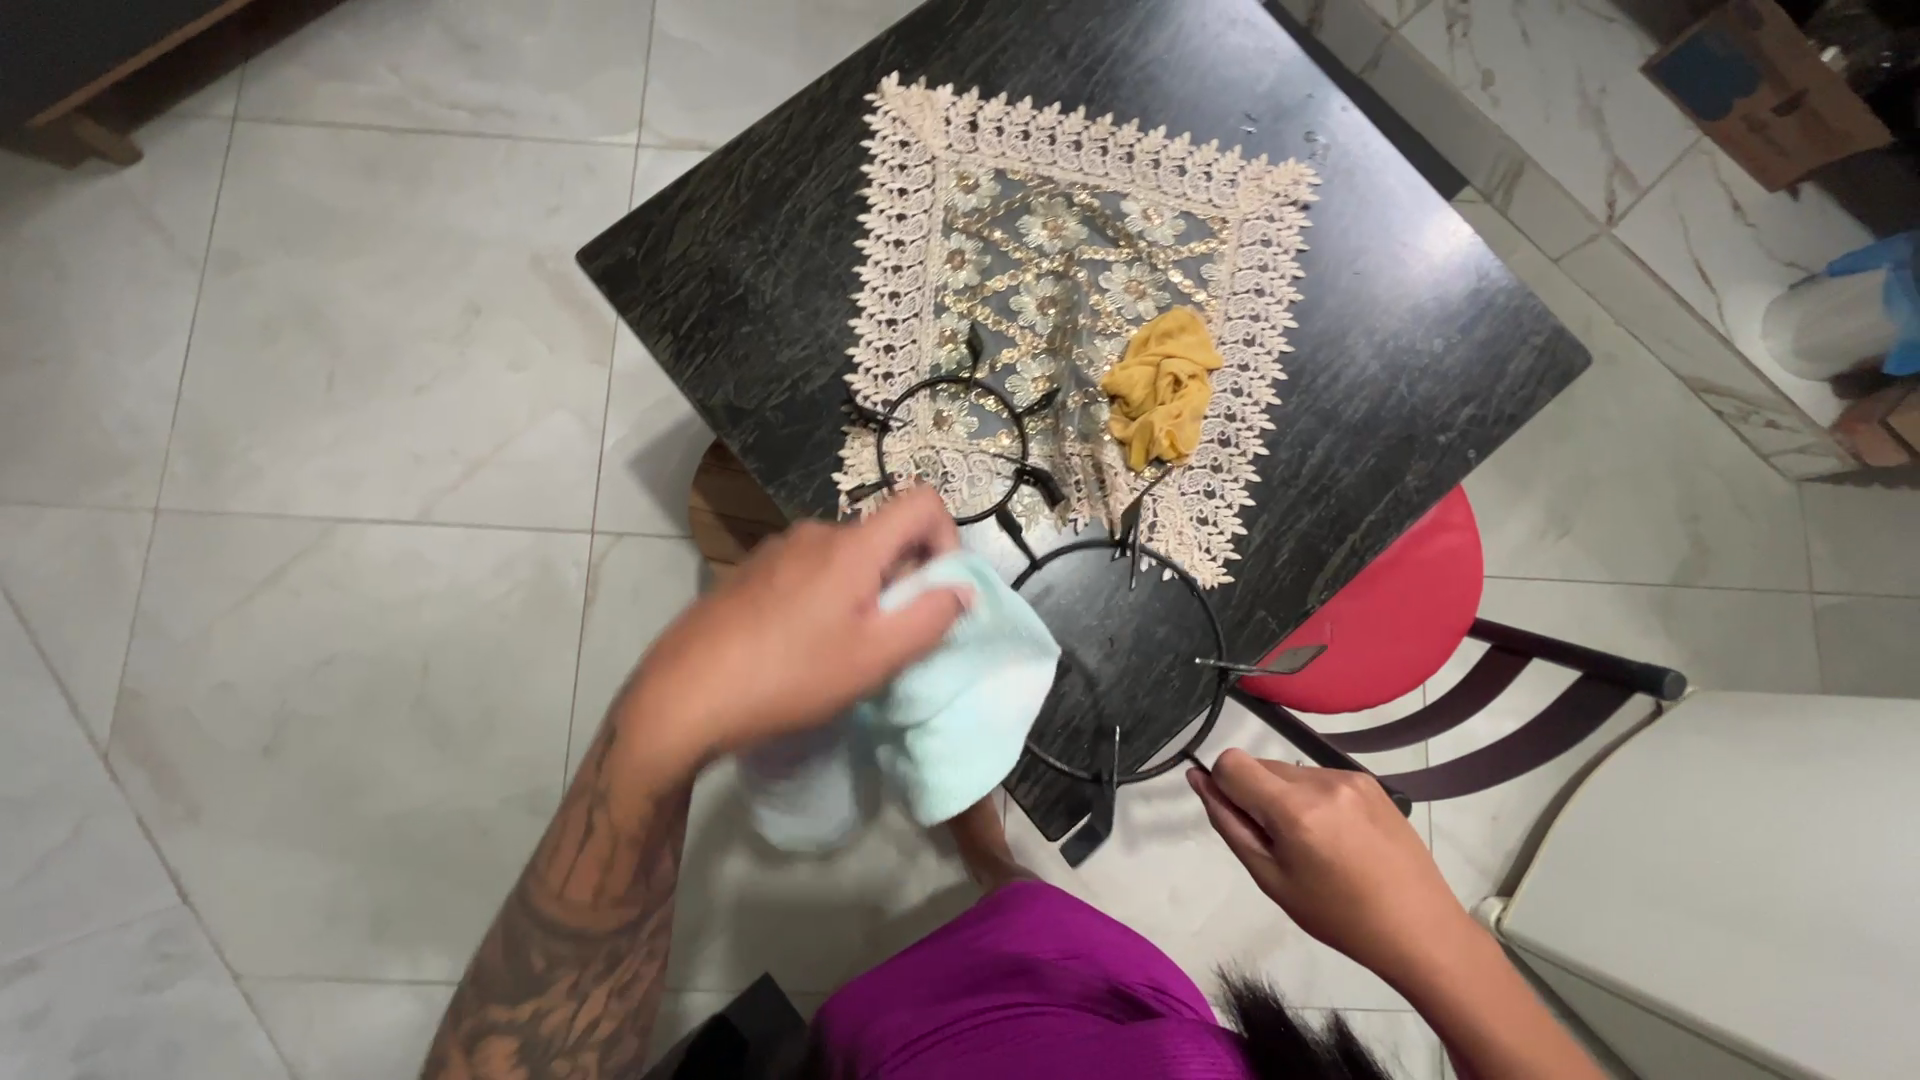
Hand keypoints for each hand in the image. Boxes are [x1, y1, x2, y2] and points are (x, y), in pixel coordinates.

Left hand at [617, 487, 967, 766]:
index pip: (922, 501)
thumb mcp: (875, 658)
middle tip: (884, 640)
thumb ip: (931, 618)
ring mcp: (777, 549)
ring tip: (837, 650)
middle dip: (901, 581)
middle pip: (883, 537)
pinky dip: (824, 598)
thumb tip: (962, 589)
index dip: (947, 539)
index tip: (934, 592)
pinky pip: (809, 571)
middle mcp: (816, 532)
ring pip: (846, 558)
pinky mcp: (751, 571)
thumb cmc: (789, 677)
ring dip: (861, 593)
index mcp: (852, 545)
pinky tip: (796, 646)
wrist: (683, 695)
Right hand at [1188, 749, 1480, 986]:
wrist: (1421, 930)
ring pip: (1288, 771)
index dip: (1224, 787)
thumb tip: (1198, 778)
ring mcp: (1350, 777)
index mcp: (1295, 809)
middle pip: (1260, 765)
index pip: (1232, 762)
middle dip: (1256, 795)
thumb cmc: (1338, 916)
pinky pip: (1319, 777)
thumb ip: (1229, 823)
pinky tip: (1338, 836)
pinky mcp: (1370, 781)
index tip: (1243, 822)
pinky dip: (1313, 798)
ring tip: (1315, 844)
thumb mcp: (1271, 878)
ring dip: (1285, 796)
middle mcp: (1321, 780)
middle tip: (1281, 845)